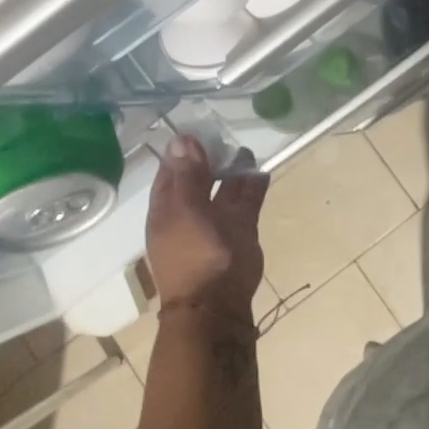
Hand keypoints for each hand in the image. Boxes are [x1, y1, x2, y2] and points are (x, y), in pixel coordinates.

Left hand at [145, 137, 267, 323]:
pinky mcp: (242, 228)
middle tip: (225, 131)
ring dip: (234, 167)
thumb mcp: (184, 211)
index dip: (182, 150)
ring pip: (226, 187)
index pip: (172, 171)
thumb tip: (182, 139)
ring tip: (244, 147)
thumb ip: (187, 176)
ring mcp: (217, 220)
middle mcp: (191, 211)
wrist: (217, 300)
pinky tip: (261, 168)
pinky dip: (254, 184)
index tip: (198, 127)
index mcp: (168, 209)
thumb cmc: (192, 255)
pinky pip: (248, 200)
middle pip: (200, 176)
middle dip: (210, 155)